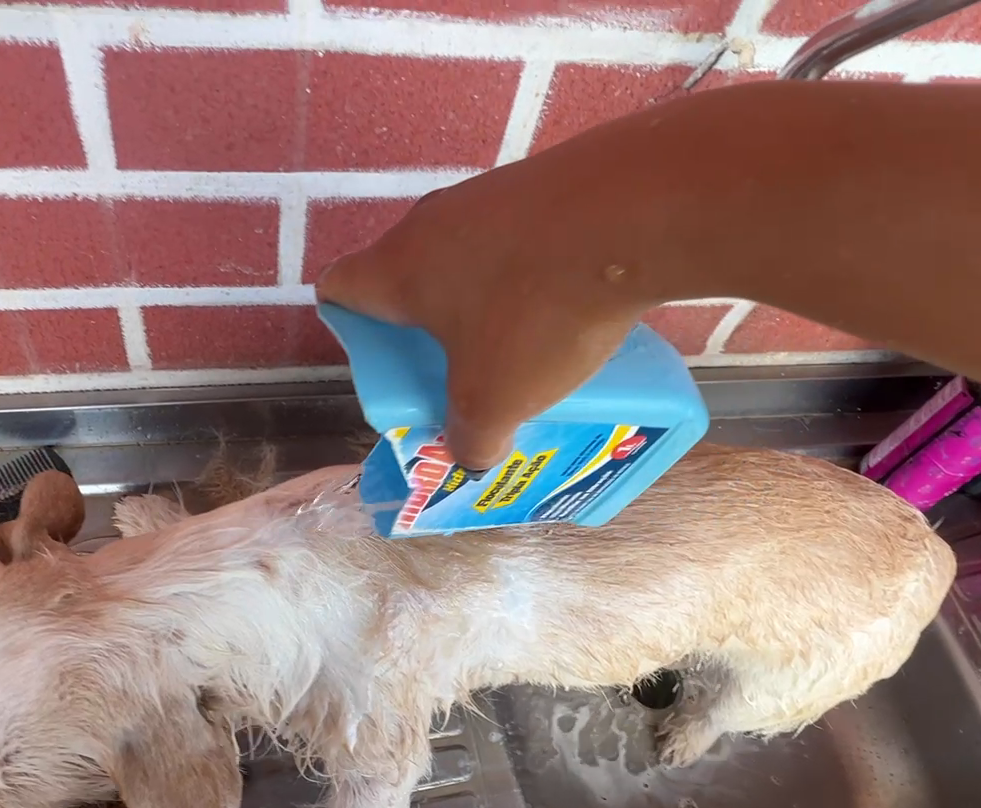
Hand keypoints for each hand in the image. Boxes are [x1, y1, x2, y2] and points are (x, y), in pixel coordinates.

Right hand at [317, 125, 673, 468]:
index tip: (385, 359)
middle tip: (457, 368)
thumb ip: (471, 440)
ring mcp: (492, 192)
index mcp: (399, 268)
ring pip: (467, 257)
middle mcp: (434, 221)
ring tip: (523, 346)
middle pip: (407, 277)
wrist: (640, 213)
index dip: (349, 327)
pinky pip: (520, 238)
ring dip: (482, 301)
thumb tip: (470, 454)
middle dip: (425, 328)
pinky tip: (569, 304)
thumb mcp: (495, 400)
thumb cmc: (536, 312)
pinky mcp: (547, 180)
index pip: (339, 289)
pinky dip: (530, 273)